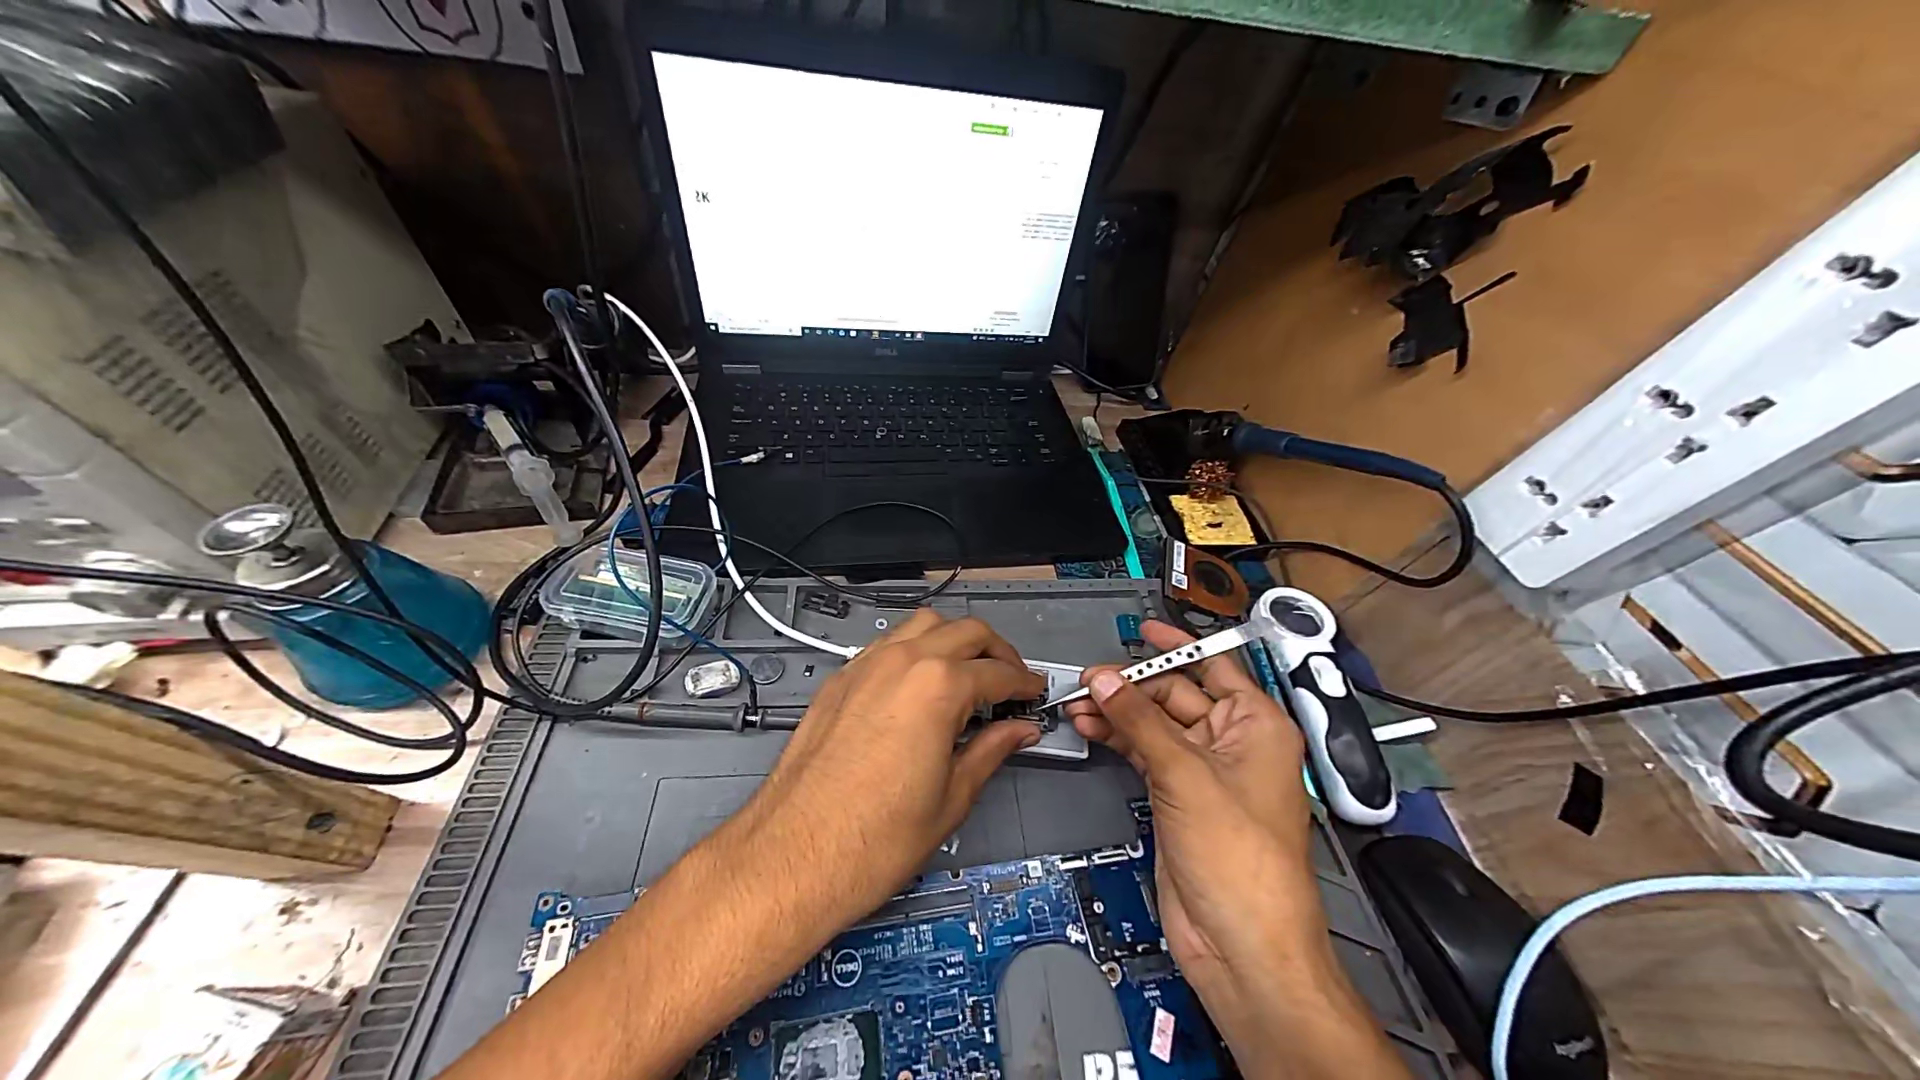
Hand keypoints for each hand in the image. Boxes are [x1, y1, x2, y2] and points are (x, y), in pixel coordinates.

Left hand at [733, 609, 1045, 923]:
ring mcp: (865, 667)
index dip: (1024, 684)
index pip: (998, 672)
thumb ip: (991, 751)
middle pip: (966, 631)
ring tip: (970, 674)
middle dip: (998, 651)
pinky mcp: (840, 681)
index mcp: (936, 688)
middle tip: (1011, 680)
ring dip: (955, 639)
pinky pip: (888, 644)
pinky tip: (922, 684)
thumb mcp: (952, 798)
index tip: (1033, 695)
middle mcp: (900, 665)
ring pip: (924, 624)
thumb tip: (1016, 732)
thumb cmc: (865, 840)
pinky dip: (915, 649)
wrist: (793, 857)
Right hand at [1067, 622, 1406, 1077]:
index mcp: (1257, 727)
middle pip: (1175, 695)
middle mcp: (1232, 745)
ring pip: (1154, 725)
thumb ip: (1140, 720)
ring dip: (1118, 712)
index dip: (1177, 645)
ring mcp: (1202, 772)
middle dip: (1132, 686)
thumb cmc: (1244, 864)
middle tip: (1091, 679)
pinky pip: (1144, 752)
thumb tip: (1107, 680)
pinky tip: (1093, 728)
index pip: (1214, 667)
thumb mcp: (1185, 774)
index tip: (1143, 631)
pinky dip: (1118, 738)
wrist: (1238, 941)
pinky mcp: (1177, 796)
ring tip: (1081, 703)